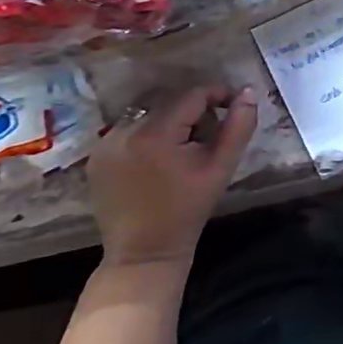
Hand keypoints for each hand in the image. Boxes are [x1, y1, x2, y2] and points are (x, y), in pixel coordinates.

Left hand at [89, 84, 257, 267]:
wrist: (144, 252)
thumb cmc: (188, 208)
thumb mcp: (222, 166)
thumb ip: (240, 125)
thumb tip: (247, 91)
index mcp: (154, 134)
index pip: (194, 94)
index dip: (219, 95)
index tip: (233, 107)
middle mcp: (123, 132)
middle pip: (171, 102)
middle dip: (196, 111)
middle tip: (210, 134)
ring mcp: (104, 145)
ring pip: (151, 113)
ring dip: (173, 120)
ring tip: (185, 146)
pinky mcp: (96, 157)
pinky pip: (131, 129)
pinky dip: (150, 133)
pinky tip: (160, 157)